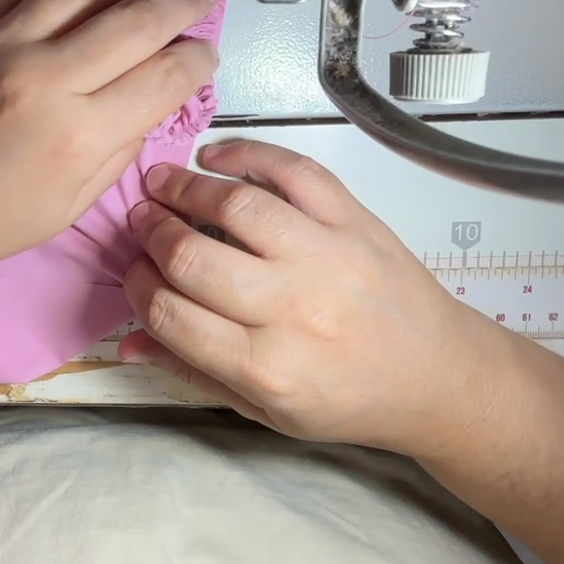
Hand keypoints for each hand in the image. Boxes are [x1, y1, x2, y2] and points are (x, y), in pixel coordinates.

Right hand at [118, 139, 511, 453]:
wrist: (438, 377)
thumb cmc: (346, 399)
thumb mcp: (264, 409)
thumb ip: (193, 371)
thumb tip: (126, 342)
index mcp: (266, 367)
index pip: (171, 313)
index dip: (138, 285)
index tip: (134, 271)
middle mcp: (294, 310)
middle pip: (193, 257)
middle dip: (152, 233)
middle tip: (140, 221)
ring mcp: (328, 257)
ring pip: (236, 206)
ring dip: (185, 187)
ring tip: (161, 182)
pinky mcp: (355, 220)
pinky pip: (295, 170)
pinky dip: (249, 153)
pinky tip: (216, 157)